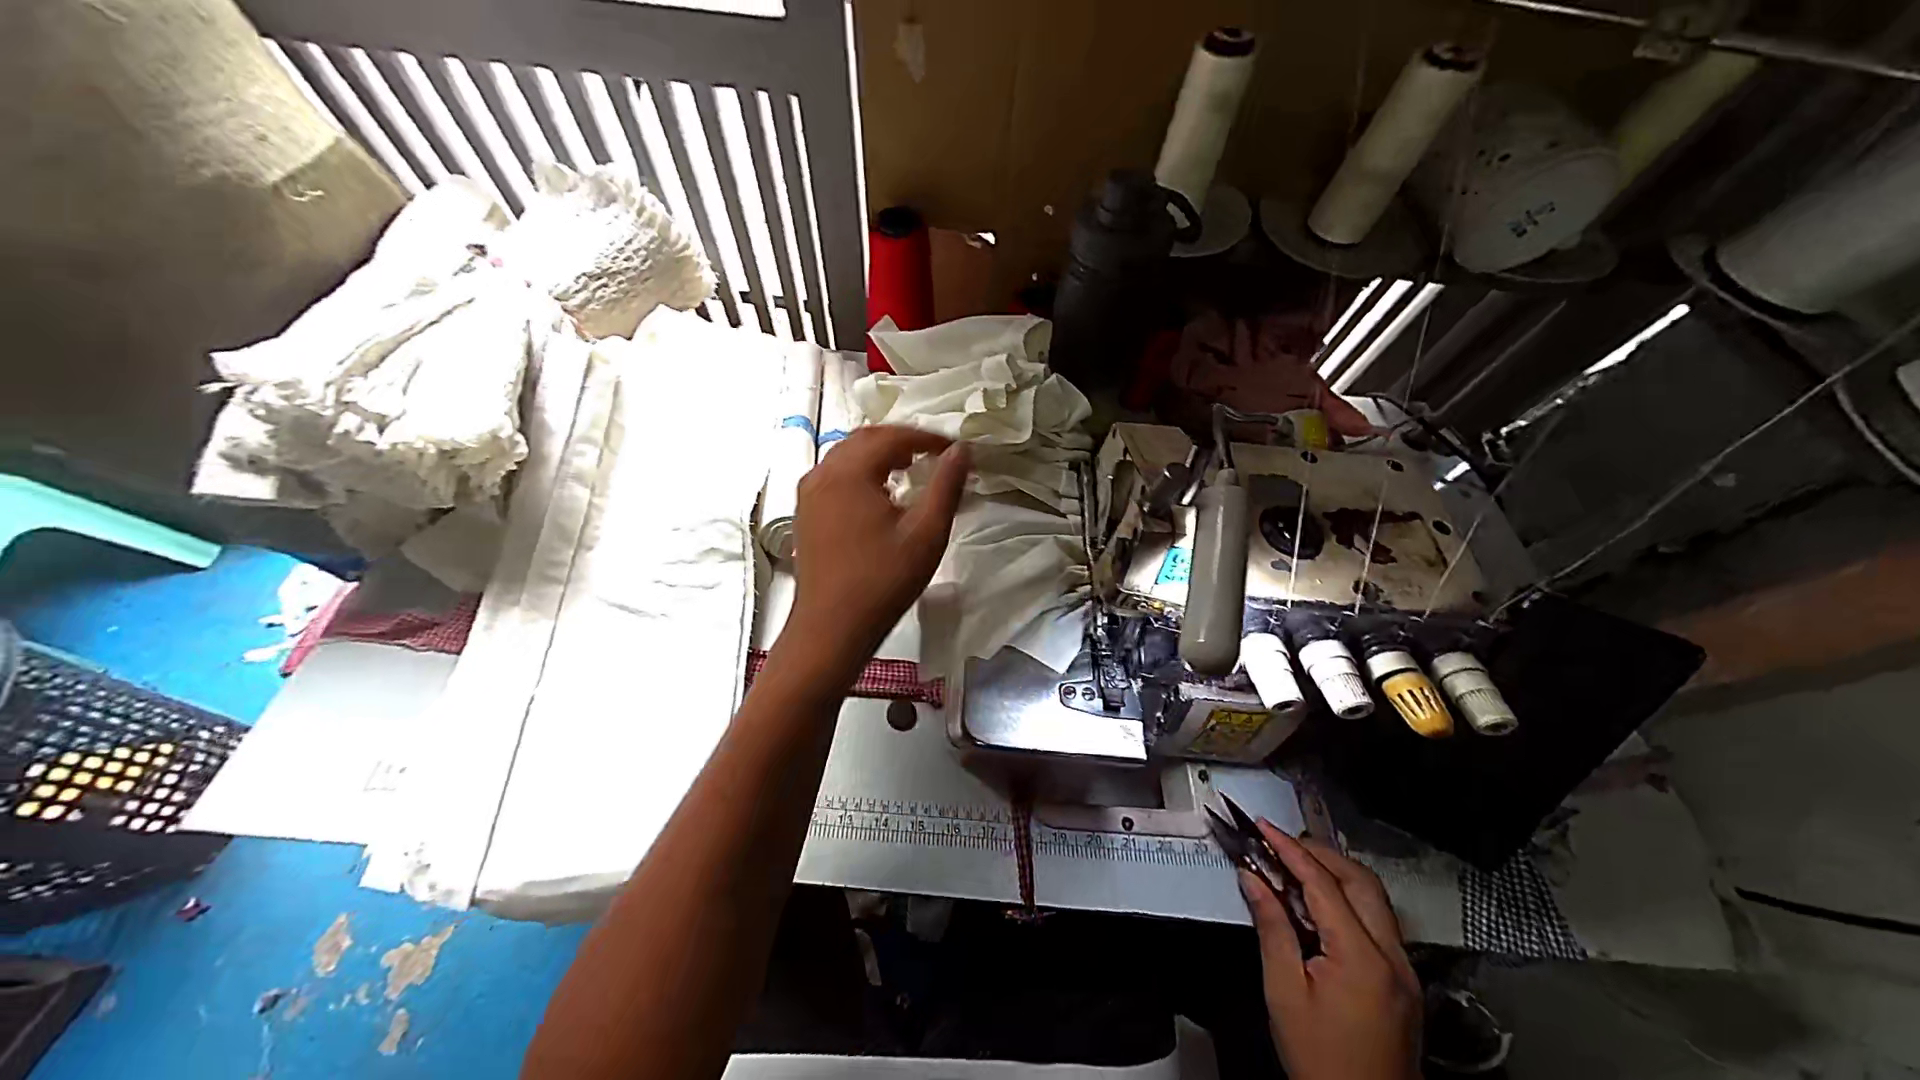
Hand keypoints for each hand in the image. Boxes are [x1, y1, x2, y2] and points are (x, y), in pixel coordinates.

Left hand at [783, 425, 968, 678]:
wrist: (831, 628)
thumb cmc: (882, 582)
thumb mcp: (926, 533)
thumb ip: (946, 486)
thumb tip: (962, 450)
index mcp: (849, 473)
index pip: (892, 436)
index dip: (926, 437)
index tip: (952, 449)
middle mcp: (822, 474)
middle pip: (864, 439)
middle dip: (901, 440)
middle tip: (933, 455)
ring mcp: (808, 494)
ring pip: (846, 456)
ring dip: (879, 455)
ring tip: (911, 470)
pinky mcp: (805, 514)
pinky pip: (835, 476)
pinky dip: (860, 473)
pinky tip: (880, 495)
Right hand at [1241, 820, 1421, 1079]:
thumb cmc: (1319, 1059)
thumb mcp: (1284, 992)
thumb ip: (1271, 927)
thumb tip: (1252, 878)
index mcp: (1362, 958)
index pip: (1323, 884)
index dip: (1290, 850)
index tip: (1263, 827)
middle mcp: (1392, 956)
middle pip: (1360, 880)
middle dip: (1318, 852)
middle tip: (1279, 842)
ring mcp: (1404, 969)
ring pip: (1374, 897)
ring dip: (1335, 872)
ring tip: (1294, 865)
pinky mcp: (1404, 981)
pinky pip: (1377, 921)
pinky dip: (1347, 898)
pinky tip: (1317, 903)